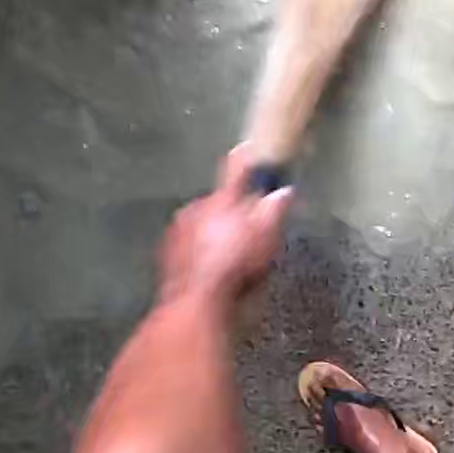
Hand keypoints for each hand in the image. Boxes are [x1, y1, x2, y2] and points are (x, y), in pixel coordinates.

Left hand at [157, 145, 292, 306]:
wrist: (198, 303)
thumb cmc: (236, 265)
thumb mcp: (267, 236)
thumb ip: (275, 209)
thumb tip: (284, 190)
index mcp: (220, 200)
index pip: (234, 170)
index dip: (245, 158)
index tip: (250, 149)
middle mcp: (195, 209)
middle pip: (220, 202)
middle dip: (235, 211)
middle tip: (254, 229)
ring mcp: (178, 232)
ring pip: (205, 225)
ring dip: (218, 233)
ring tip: (237, 256)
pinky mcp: (169, 256)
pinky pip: (192, 246)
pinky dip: (205, 251)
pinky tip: (218, 269)